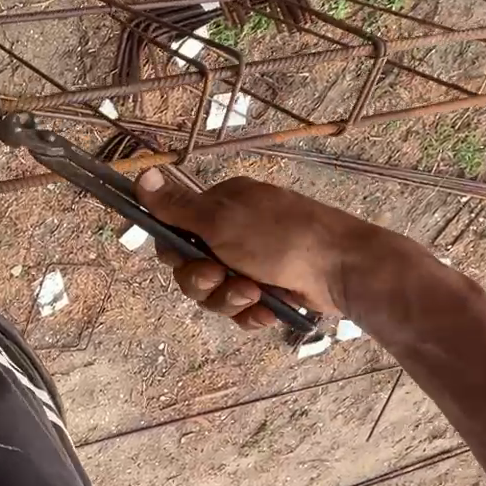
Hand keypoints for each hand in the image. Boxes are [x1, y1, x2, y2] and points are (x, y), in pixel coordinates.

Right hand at [131, 167, 405, 328]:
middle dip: (202, 281)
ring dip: (227, 298)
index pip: (174, 232)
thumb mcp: (220, 219)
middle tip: (220, 276)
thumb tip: (142, 173)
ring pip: (212, 292)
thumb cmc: (280, 237)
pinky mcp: (268, 290)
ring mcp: (252, 262)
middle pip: (189, 268)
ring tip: (253, 294)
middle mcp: (233, 231)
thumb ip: (176, 205)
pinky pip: (238, 309)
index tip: (184, 257)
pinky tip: (266, 308)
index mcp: (222, 206)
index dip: (175, 253)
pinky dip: (249, 312)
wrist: (344, 270)